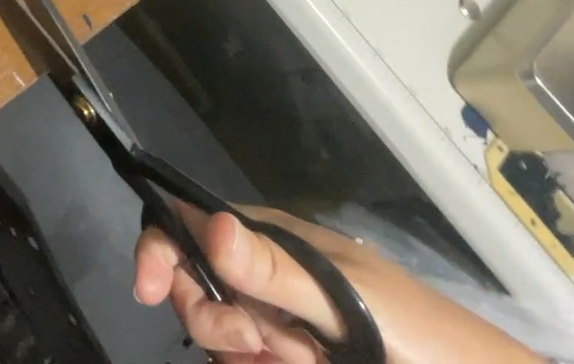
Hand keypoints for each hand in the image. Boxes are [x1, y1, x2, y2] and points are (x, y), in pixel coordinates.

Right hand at [134, 204, 540, 363]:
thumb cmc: (424, 337)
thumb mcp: (348, 300)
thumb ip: (275, 269)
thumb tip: (210, 224)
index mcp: (268, 239)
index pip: (187, 225)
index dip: (158, 250)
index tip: (149, 292)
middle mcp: (260, 273)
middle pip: (192, 285)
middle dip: (213, 320)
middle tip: (259, 346)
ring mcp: (274, 319)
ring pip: (218, 334)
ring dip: (245, 355)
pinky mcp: (285, 357)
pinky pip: (244, 362)